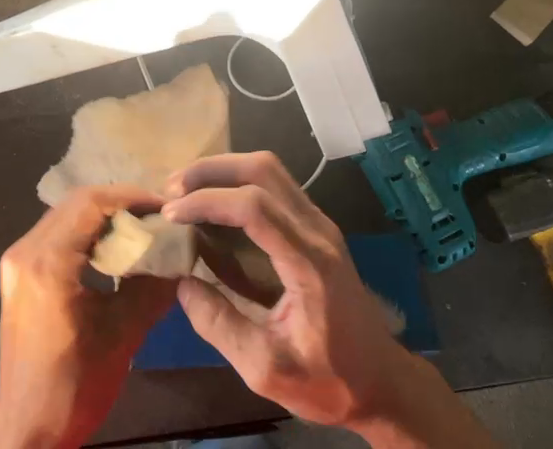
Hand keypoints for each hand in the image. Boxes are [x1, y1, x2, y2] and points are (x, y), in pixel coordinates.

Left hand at [0, 186, 178, 448]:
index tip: (165, 206)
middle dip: (120, 204)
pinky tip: (115, 249)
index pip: (91, 203)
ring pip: (66, 216)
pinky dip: (87, 233)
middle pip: (76, 204)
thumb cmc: (74, 384)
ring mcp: (17, 261)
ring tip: (142, 228)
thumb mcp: (122, 334)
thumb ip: (152, 286)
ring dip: (104, 217)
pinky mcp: (19, 274)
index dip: (131, 197)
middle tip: (158, 215)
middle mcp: (25, 251)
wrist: (27, 426)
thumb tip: (182, 252)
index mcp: (47, 262)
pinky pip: (57, 235)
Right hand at [162, 152, 495, 448]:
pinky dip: (237, 182)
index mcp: (310, 263)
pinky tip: (212, 202)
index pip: (255, 208)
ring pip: (270, 169)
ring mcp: (320, 224)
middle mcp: (318, 231)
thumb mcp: (266, 370)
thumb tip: (181, 283)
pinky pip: (274, 185)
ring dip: (223, 170)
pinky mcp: (314, 227)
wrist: (382, 382)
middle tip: (170, 189)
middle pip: (263, 170)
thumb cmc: (329, 381)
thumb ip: (220, 325)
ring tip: (184, 191)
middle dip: (211, 171)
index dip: (208, 202)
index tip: (170, 215)